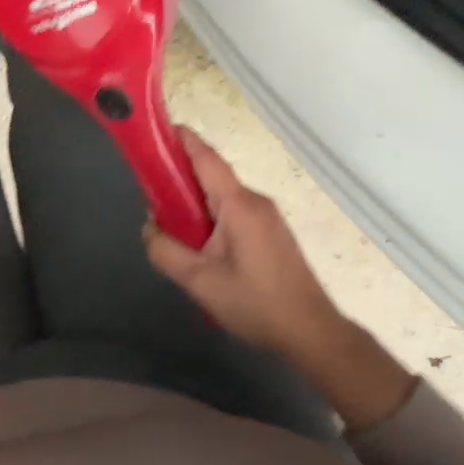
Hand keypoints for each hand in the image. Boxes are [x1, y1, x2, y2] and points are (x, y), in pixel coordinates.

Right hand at [143, 128, 341, 352]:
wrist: (315, 336)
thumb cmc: (257, 304)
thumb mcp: (199, 282)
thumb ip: (164, 250)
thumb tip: (149, 227)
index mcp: (238, 204)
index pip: (206, 158)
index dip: (180, 138)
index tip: (154, 128)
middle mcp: (255, 202)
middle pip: (211, 174)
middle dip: (178, 174)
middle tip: (148, 188)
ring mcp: (268, 217)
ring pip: (221, 195)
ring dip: (193, 199)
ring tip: (169, 221)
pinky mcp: (272, 233)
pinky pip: (233, 210)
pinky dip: (209, 213)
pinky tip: (198, 240)